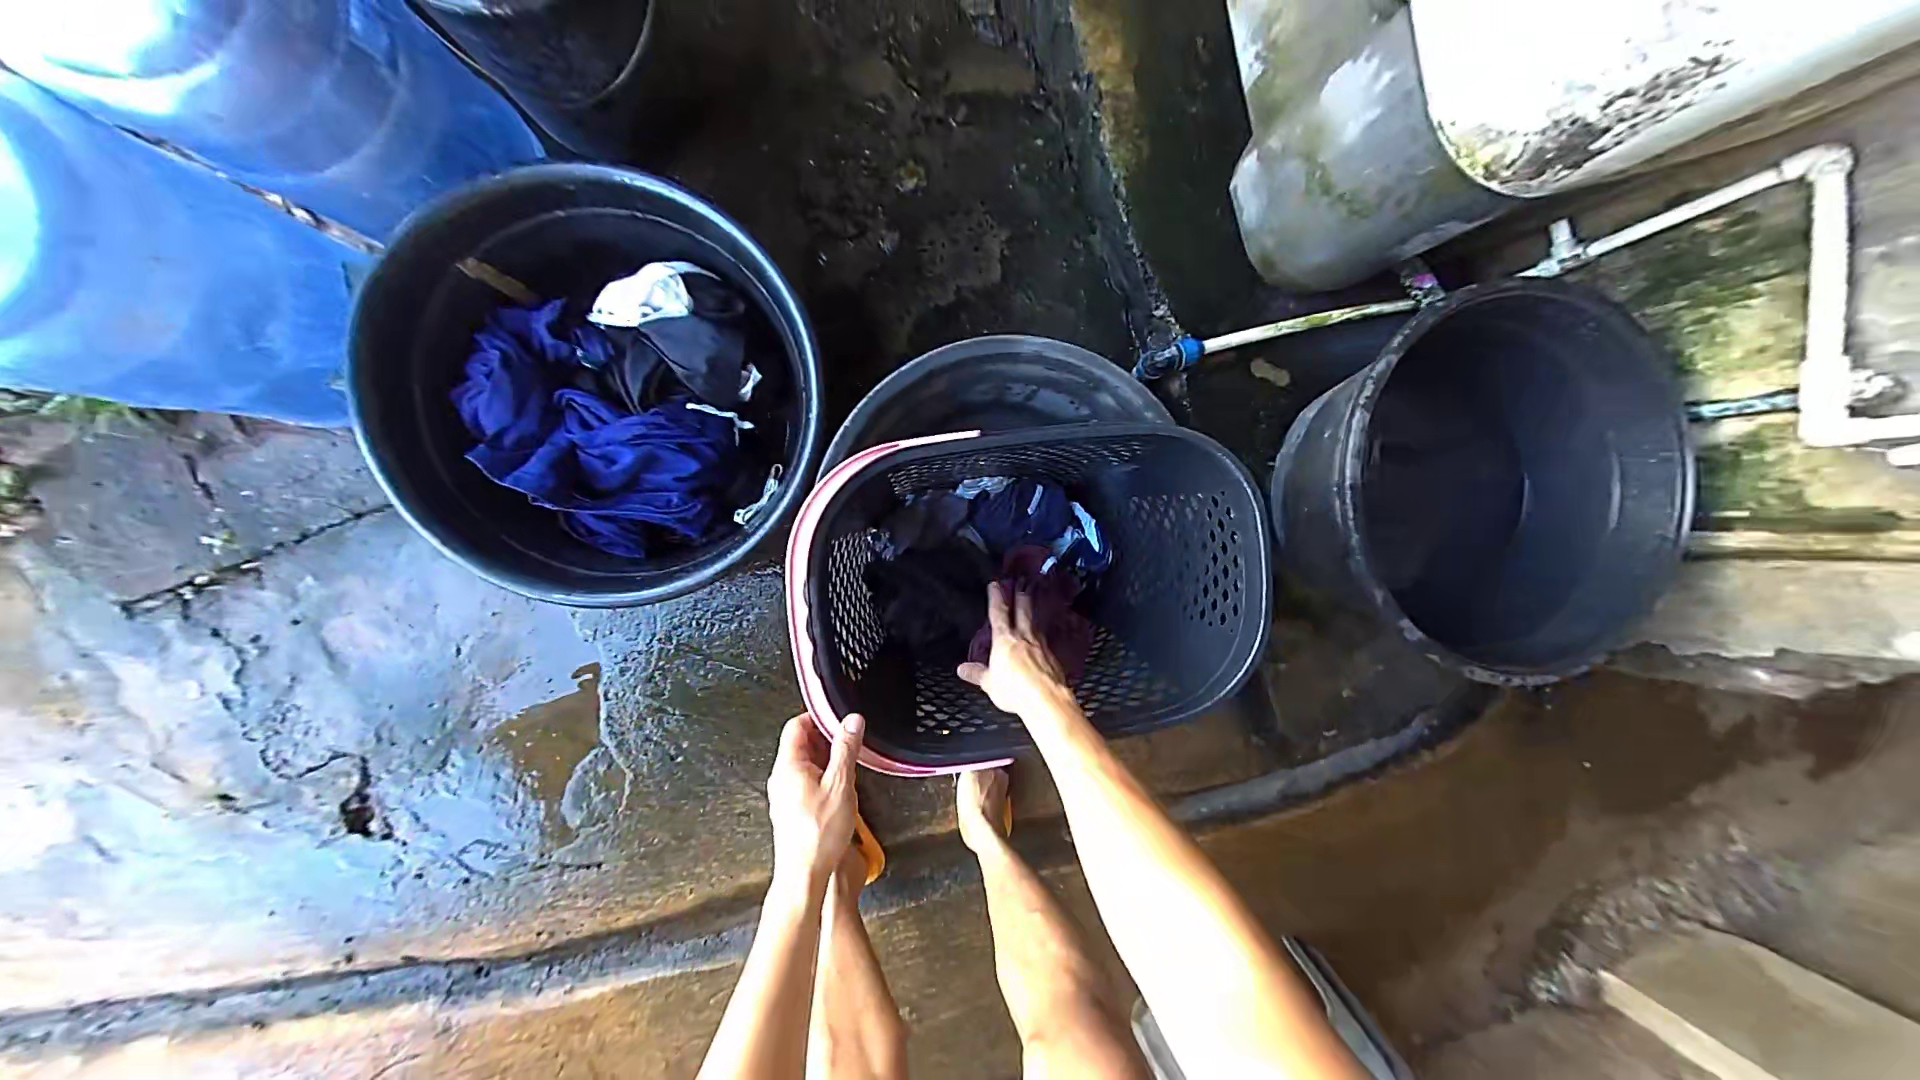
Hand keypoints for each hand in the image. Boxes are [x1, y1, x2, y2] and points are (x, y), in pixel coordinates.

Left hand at [766, 713, 864, 884]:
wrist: (804, 876)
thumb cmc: (818, 835)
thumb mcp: (840, 784)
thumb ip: (846, 749)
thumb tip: (851, 722)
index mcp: (788, 766)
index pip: (796, 726)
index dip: (817, 717)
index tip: (837, 717)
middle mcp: (781, 778)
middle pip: (800, 744)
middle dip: (825, 738)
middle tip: (847, 740)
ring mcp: (784, 795)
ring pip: (804, 764)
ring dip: (825, 758)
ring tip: (846, 764)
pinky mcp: (791, 810)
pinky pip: (805, 782)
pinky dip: (822, 776)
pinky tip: (838, 788)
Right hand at [957, 583, 1074, 719]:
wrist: (1046, 699)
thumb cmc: (1016, 690)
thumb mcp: (989, 683)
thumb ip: (977, 673)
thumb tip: (963, 669)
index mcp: (1004, 639)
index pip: (998, 612)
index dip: (996, 597)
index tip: (995, 585)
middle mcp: (1024, 637)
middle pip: (1023, 610)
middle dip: (1020, 596)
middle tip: (1021, 585)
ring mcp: (1041, 646)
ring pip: (1035, 623)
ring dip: (1033, 612)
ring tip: (1033, 606)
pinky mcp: (1053, 657)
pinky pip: (1046, 641)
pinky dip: (1042, 636)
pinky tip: (1042, 639)